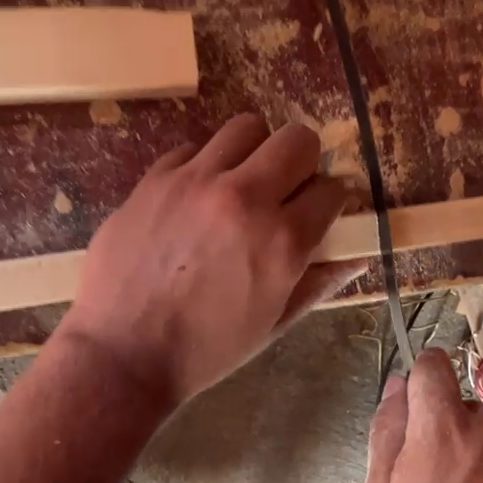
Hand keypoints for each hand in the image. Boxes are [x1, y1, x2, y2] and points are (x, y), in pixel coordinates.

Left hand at [59, 114, 358, 406]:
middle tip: (287, 192)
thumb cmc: (207, 351)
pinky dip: (205, 168)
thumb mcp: (273, 325)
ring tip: (241, 185)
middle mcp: (244, 198)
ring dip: (254, 153)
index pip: (332, 190)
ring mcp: (196, 181)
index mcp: (282, 242)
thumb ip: (318, 283)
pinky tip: (196, 202)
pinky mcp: (156, 178)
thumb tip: (357, 256)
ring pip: (246, 128)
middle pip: (297, 140)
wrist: (124, 353)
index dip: (331, 202)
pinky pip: (194, 149)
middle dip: (302, 163)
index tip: (320, 214)